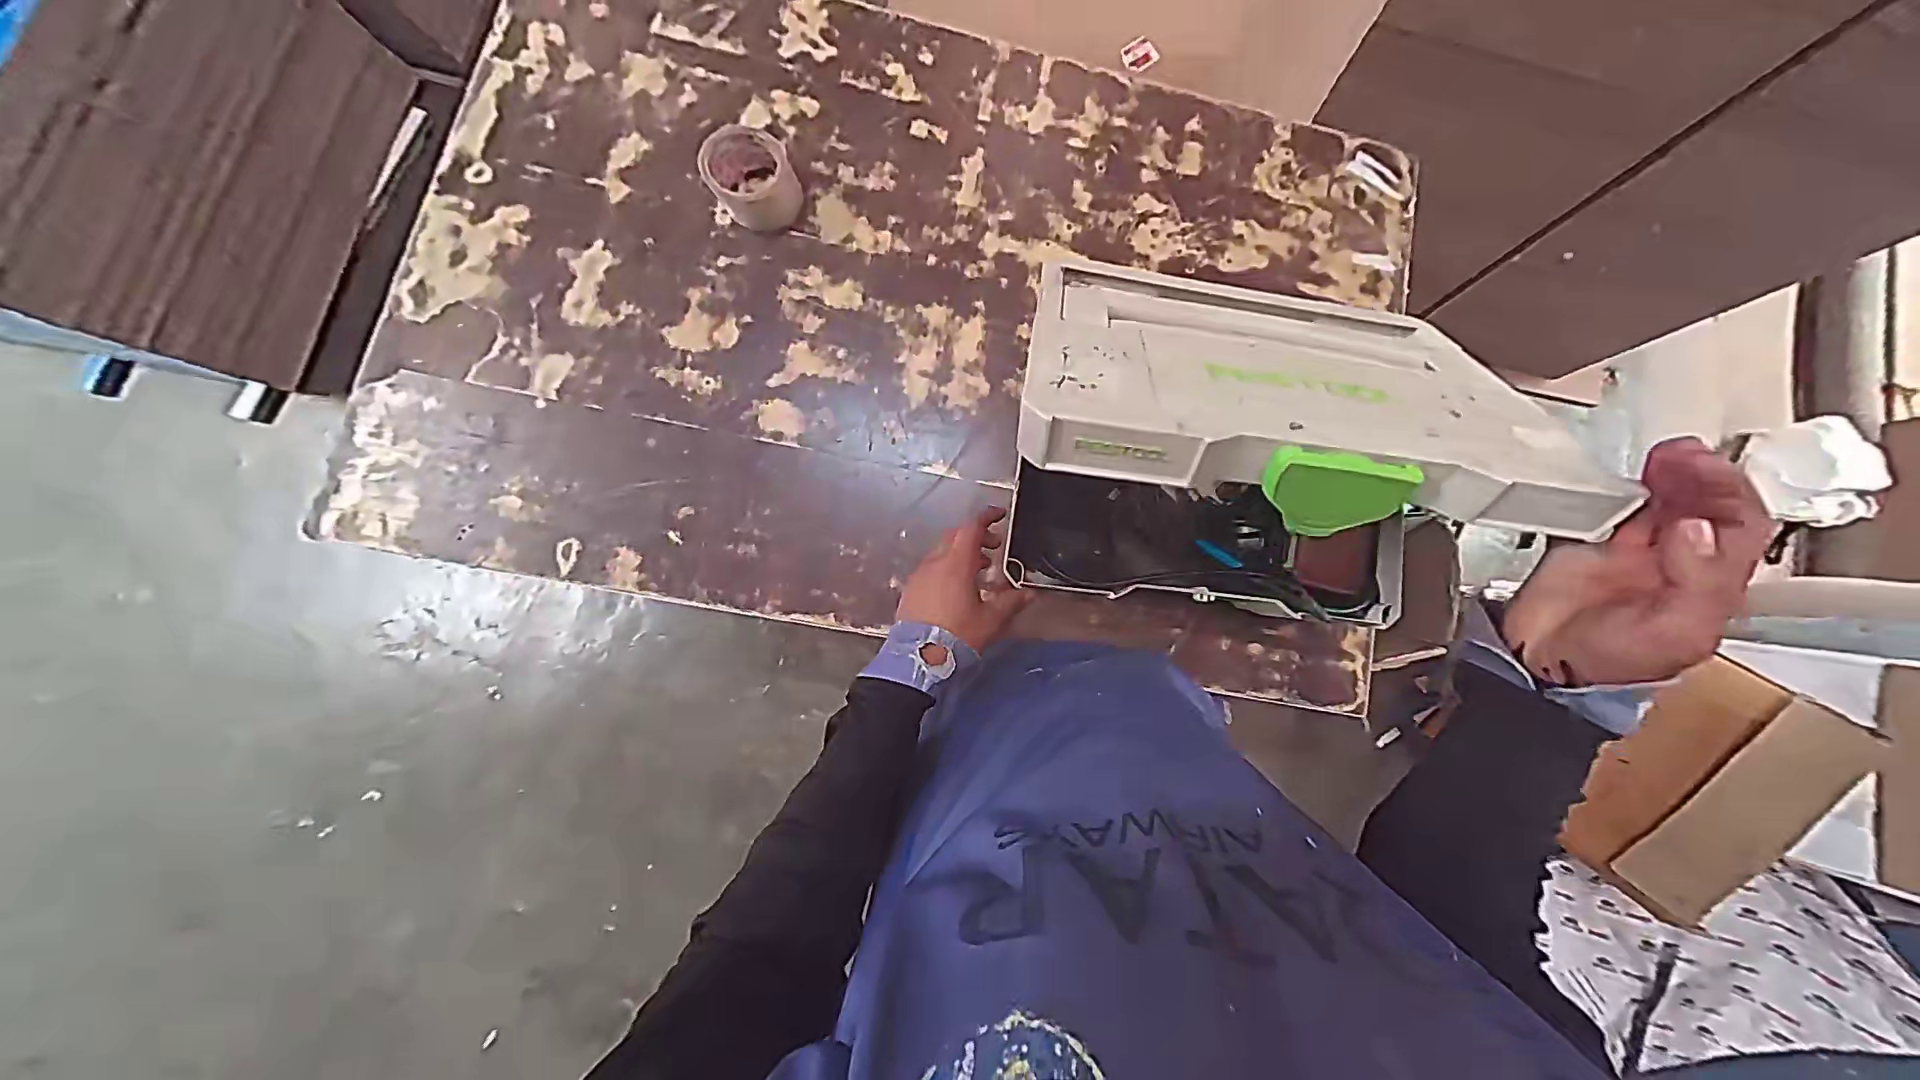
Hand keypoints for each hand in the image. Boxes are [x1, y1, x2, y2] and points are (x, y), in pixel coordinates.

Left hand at [897, 506, 1032, 651]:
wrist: (918, 659)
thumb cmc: (958, 635)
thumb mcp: (990, 620)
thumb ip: (1010, 602)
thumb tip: (1028, 593)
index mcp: (956, 564)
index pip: (971, 528)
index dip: (986, 518)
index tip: (999, 515)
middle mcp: (935, 563)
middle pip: (955, 537)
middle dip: (975, 538)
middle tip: (993, 550)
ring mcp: (919, 576)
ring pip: (941, 553)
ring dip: (961, 555)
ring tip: (978, 573)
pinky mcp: (910, 590)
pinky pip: (931, 569)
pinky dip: (946, 569)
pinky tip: (956, 590)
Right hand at [1499, 437, 1773, 686]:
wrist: (1537, 659)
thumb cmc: (1609, 658)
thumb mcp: (1673, 634)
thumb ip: (1696, 584)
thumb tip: (1695, 527)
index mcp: (1711, 585)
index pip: (1739, 528)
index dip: (1728, 496)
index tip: (1703, 472)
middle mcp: (1679, 564)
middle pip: (1705, 508)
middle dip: (1701, 476)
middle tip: (1679, 453)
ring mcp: (1632, 553)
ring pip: (1664, 504)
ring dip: (1667, 477)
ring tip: (1659, 456)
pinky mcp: (1587, 547)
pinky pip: (1612, 511)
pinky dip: (1619, 492)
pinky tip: (1619, 479)